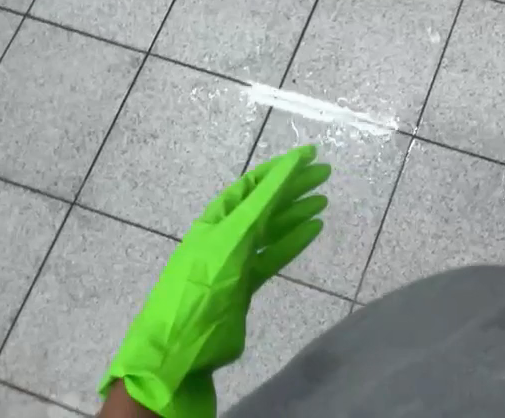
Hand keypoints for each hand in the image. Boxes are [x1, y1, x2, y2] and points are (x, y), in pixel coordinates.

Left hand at [101, 148, 330, 417]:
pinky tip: (314, 230)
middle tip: (325, 174)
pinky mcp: (245, 285)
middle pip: (265, 203)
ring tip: (323, 201)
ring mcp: (235, 260)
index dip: (282, 167)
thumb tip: (296, 160)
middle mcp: (226, 234)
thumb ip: (266, 199)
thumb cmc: (204, 282)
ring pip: (271, 229)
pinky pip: (274, 255)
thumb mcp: (235, 234)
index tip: (311, 155)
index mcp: (217, 218)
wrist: (179, 348)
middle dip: (293, 187)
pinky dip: (293, 241)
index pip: (254, 183)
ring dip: (296, 213)